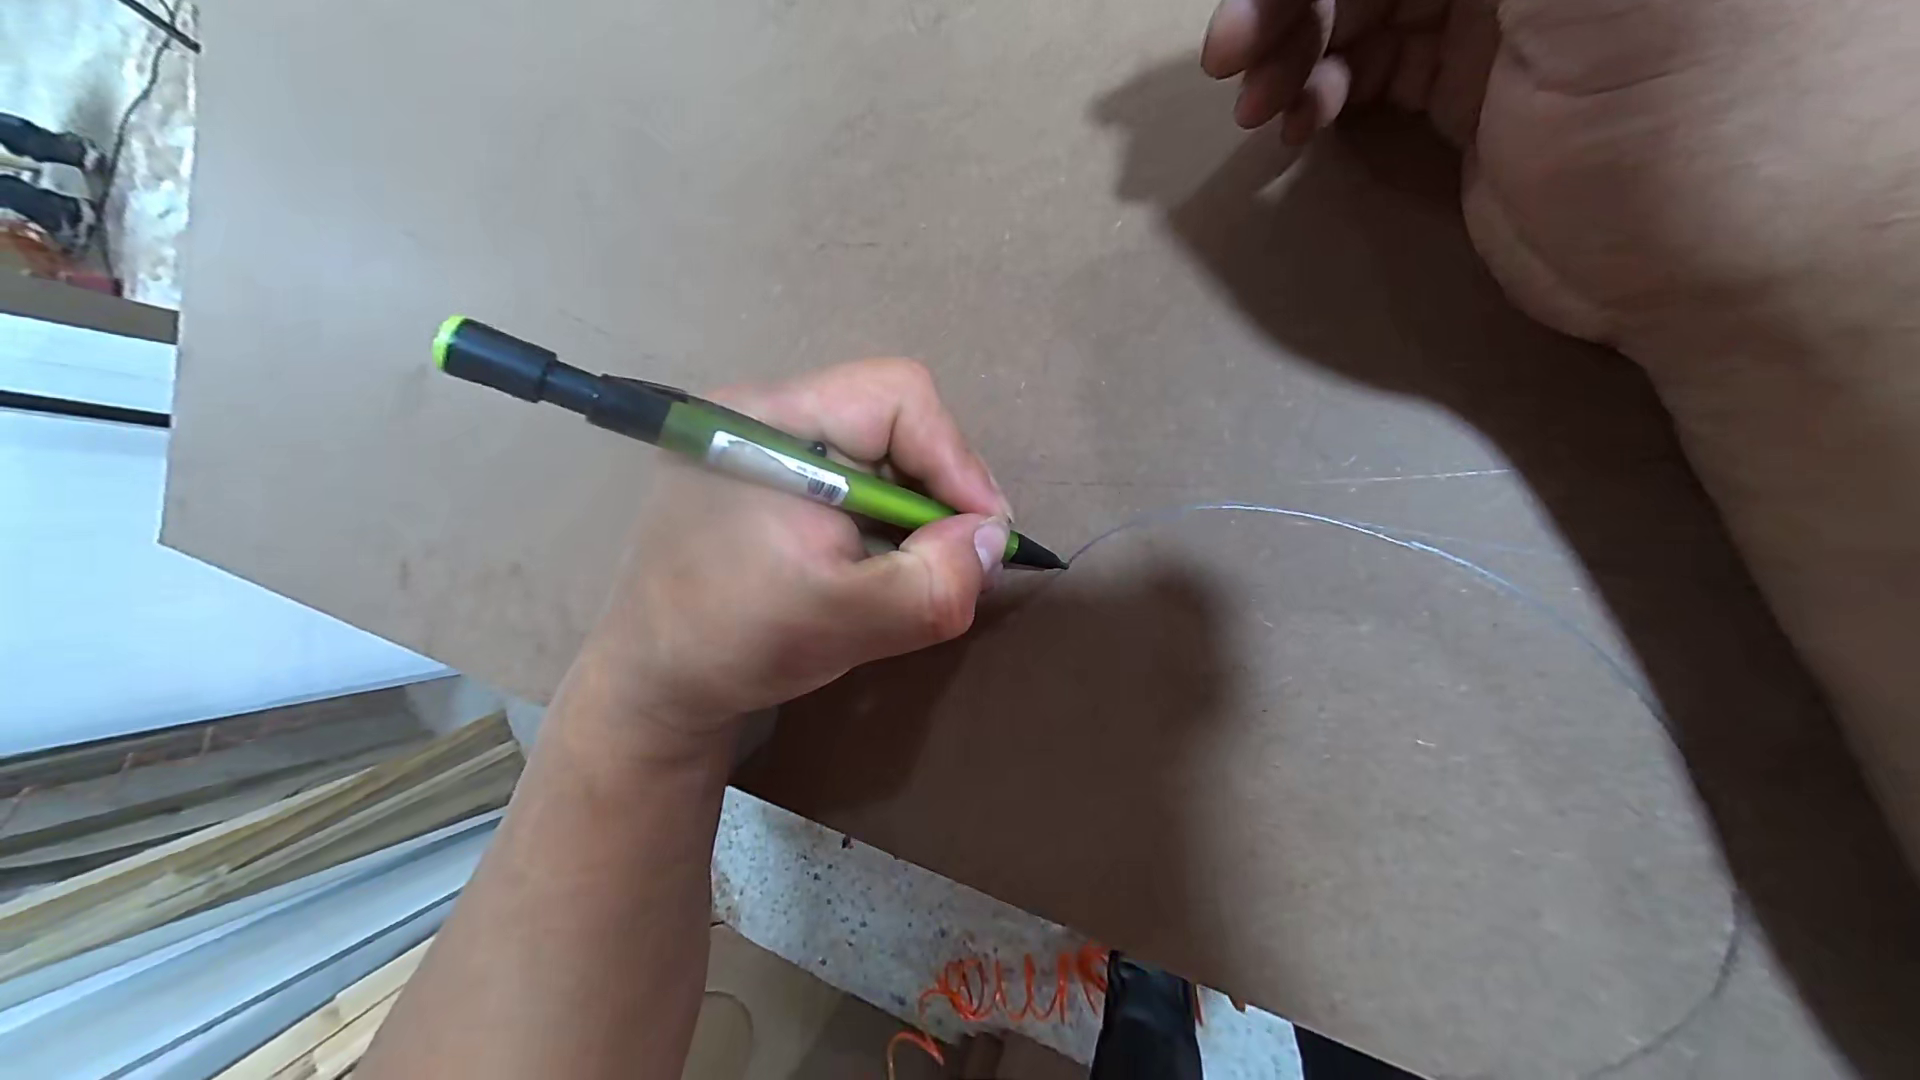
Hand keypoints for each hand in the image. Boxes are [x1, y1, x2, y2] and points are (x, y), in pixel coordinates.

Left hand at [557, 358, 1013, 755]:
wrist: (653, 683)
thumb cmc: (734, 646)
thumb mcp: (848, 623)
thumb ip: (935, 583)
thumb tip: (993, 537)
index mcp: (766, 423)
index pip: (895, 397)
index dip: (954, 457)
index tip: (984, 529)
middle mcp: (761, 414)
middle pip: (891, 419)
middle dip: (939, 488)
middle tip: (960, 551)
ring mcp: (761, 443)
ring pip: (878, 449)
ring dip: (915, 505)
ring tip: (919, 561)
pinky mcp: (767, 475)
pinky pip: (854, 474)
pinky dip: (886, 515)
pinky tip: (880, 557)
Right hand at [1200, 0, 1919, 375]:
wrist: (1709, 248)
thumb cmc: (1690, 90)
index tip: (1255, 10)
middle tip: (1228, 57)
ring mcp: (1501, 16)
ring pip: (1365, 8)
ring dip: (1296, 52)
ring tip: (1256, 108)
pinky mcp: (1469, 91)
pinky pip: (1372, 70)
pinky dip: (1323, 92)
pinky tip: (1300, 124)